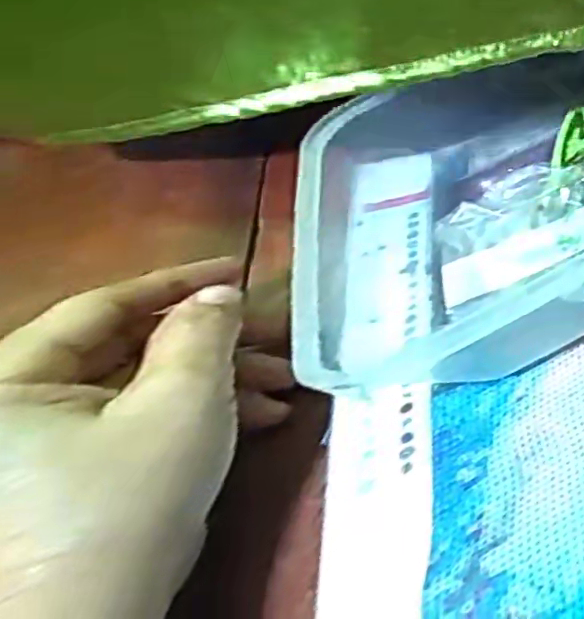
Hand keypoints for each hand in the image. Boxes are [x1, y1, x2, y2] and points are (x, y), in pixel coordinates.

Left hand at [0, 258, 295, 618]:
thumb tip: (219, 294)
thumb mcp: (182, 397)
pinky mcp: (77, 467)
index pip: (97, 309)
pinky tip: (261, 414)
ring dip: (223, 375)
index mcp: (9, 390)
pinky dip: (205, 405)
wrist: (96, 599)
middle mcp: (15, 411)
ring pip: (145, 381)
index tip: (239, 271)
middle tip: (279, 336)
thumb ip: (202, 332)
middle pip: (129, 346)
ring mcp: (43, 444)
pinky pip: (143, 414)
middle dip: (216, 341)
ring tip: (283, 385)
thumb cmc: (130, 487)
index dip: (173, 282)